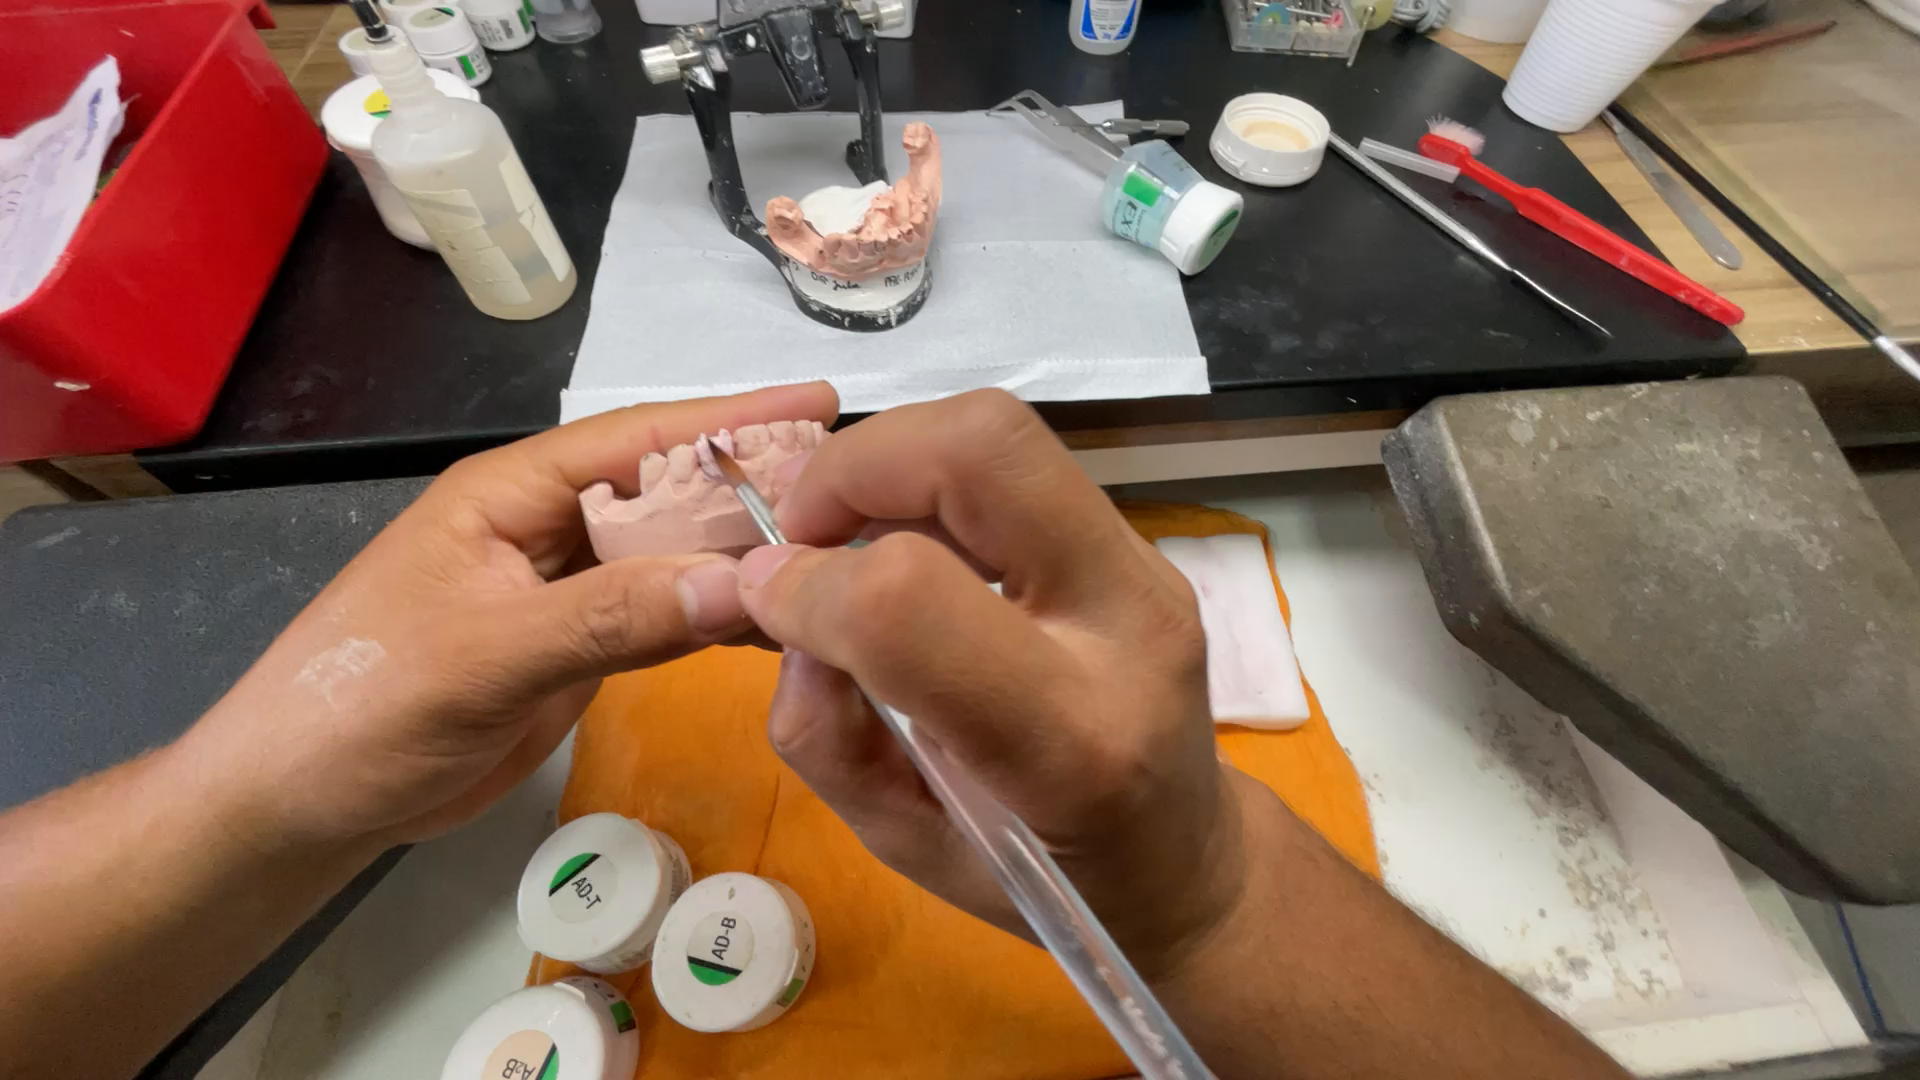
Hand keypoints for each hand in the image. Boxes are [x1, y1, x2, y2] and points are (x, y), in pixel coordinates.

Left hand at [180, 383, 838, 853]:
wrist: (305, 806)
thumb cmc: (362, 709)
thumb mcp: (486, 655)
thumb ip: (612, 614)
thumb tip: (740, 583)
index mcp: (517, 492)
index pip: (640, 439)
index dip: (730, 419)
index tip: (816, 401)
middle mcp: (558, 524)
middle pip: (677, 492)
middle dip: (759, 485)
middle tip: (850, 485)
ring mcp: (580, 584)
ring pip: (684, 555)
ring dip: (750, 556)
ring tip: (835, 552)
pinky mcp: (595, 638)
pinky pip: (675, 612)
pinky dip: (725, 615)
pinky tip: (779, 622)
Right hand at [735, 389, 1250, 976]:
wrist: (1185, 856)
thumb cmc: (1049, 882)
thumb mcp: (908, 847)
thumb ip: (826, 732)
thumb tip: (787, 601)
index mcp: (1071, 740)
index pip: (913, 601)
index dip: (813, 586)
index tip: (769, 597)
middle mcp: (1126, 623)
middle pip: (984, 451)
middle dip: (856, 466)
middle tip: (805, 530)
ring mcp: (1144, 567)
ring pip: (1001, 434)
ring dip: (891, 462)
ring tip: (849, 531)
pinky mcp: (1136, 543)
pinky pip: (1015, 463)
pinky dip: (930, 477)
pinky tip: (909, 536)